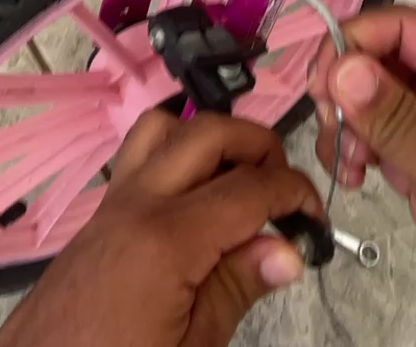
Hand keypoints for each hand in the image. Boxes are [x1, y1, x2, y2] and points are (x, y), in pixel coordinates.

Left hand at [0, 111, 321, 346]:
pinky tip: (196, 188)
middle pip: (210, 132)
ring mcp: (114, 199)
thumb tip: (288, 251)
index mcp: (166, 238)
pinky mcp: (100, 210)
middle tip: (285, 190)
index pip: (248, 189)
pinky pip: (139, 152)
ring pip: (166, 126)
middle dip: (258, 145)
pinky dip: (175, 149)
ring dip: (211, 136)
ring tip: (240, 177)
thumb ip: (236, 289)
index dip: (293, 193)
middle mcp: (138, 201)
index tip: (315, 216)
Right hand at [308, 6, 415, 346]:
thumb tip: (342, 65)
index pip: (405, 27)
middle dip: (349, 89)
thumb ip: (397, 120)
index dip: (356, 42)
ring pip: (378, 94)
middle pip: (386, 57)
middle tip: (332, 132)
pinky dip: (362, 148)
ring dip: (351, 123)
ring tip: (351, 168)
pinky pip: (384, 131)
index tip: (320, 86)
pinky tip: (358, 179)